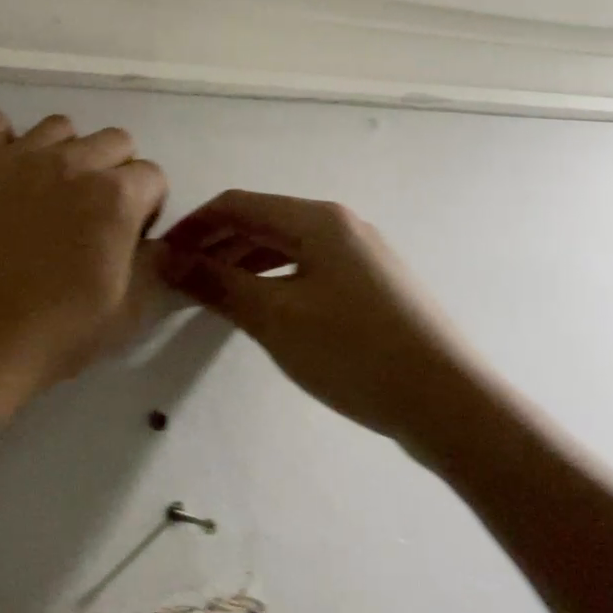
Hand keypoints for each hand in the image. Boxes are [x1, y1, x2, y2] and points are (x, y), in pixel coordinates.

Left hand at [0, 108, 167, 418]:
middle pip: (113, 141)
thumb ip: (156, 265)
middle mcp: (71, 162)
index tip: (128, 236)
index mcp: (115, 196)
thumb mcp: (127, 312)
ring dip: (64, 152)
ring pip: (59, 127)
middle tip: (91, 213)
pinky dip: (2, 138)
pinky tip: (3, 170)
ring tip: (48, 191)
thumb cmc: (55, 333)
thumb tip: (162, 243)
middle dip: (113, 172)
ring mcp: (19, 156)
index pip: (152, 175)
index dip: (146, 207)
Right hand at [157, 190, 488, 449]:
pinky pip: (307, 267)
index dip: (191, 225)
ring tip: (209, 294)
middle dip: (214, 244)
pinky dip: (271, 278)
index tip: (159, 255)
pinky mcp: (373, 286)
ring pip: (284, 245)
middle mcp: (340, 225)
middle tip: (177, 278)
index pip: (235, 204)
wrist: (454, 408)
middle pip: (260, 221)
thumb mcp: (273, 317)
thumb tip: (165, 258)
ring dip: (240, 263)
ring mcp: (362, 255)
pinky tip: (259, 308)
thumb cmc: (355, 353)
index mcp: (316, 219)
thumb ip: (215, 282)